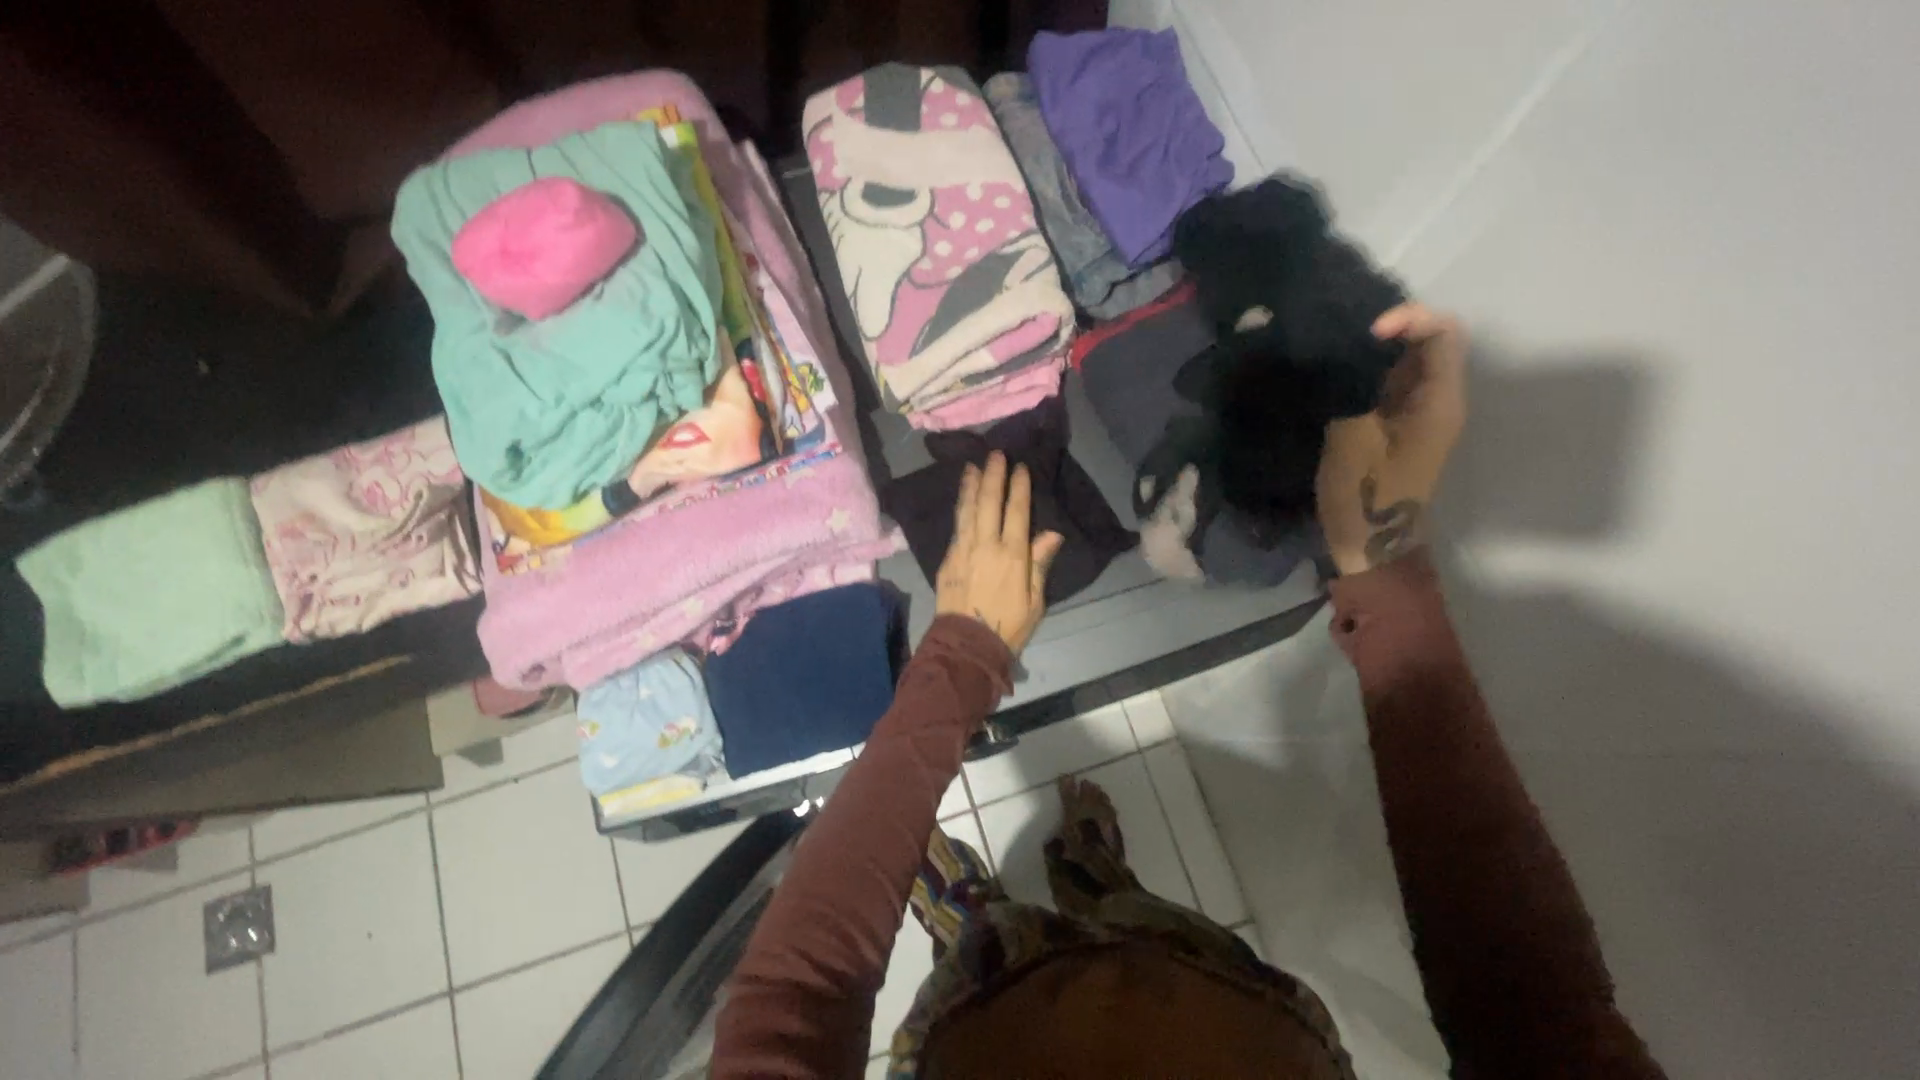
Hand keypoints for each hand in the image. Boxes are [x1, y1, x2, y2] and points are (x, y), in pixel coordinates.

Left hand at [935, 452, 1064, 652]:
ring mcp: (963, 550)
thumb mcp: (1035, 600)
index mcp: (1012, 555)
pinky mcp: (947, 559)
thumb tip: (1051, 533)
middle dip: (993, 476)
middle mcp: (986, 546)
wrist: (967, 644)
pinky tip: (962, 498)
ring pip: (967, 510)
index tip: (1020, 468)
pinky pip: (956, 526)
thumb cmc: (1008, 625)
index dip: (1018, 487)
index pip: (1016, 512)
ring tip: (973, 466)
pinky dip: (960, 508)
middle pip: (989, 503)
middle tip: (995, 455)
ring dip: (971, 486)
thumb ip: (1039, 563)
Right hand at [1316, 303, 1467, 575]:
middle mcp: (1441, 398)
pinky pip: (1392, 380)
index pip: (1443, 331)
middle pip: (1430, 339)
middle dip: (1392, 326)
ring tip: (1337, 348)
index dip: (1407, 317)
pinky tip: (1339, 372)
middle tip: (1346, 334)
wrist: (1369, 543)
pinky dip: (1370, 368)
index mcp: (1441, 400)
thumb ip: (1355, 386)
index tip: (1364, 332)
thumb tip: (1345, 351)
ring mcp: (1421, 410)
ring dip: (1378, 348)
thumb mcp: (1354, 437)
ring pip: (1410, 358)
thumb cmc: (1365, 493)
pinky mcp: (1399, 422)